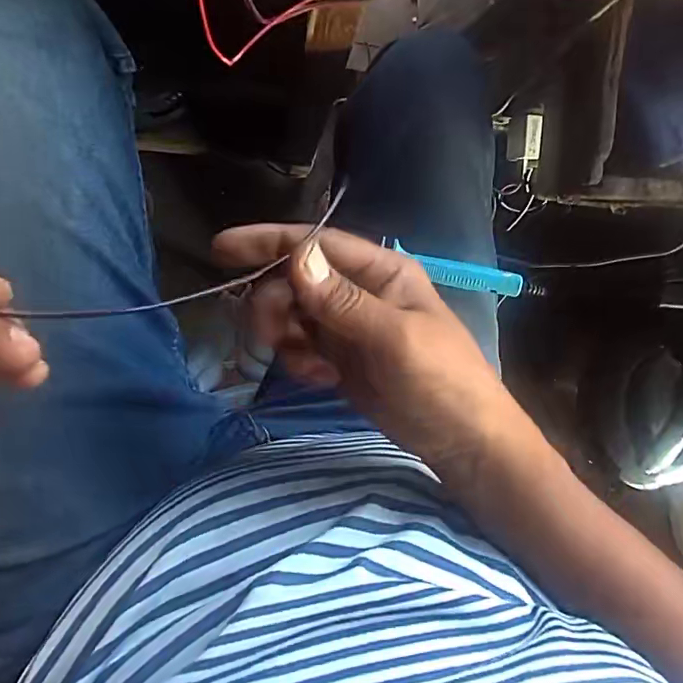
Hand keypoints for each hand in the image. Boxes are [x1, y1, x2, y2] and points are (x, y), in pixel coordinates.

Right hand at [212, 225, 537, 469]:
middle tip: (273, 339)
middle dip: (275, 305)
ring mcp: (350, 325)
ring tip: (313, 369)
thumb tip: (297, 256)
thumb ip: (344, 301)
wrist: (463, 440)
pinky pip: (301, 346)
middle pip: (295, 280)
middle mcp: (362, 290)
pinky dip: (300, 361)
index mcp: (383, 271)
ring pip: (293, 314)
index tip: (220, 248)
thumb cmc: (442, 380)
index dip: (268, 242)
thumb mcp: (396, 339)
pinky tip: (323, 380)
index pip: (317, 244)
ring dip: (286, 339)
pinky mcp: (342, 357)